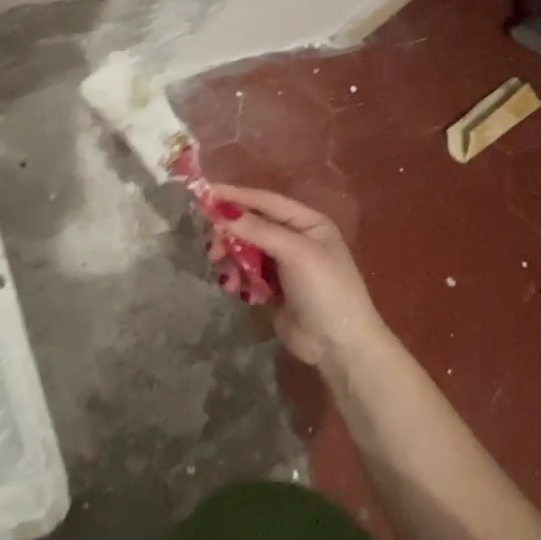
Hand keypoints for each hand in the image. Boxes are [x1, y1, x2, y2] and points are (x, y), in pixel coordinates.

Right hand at [212, 185, 391, 366]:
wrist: (338, 345)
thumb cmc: (325, 290)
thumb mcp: (295, 253)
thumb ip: (257, 230)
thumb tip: (220, 210)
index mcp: (307, 223)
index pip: (265, 201)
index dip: (234, 196)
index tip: (202, 194)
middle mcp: (293, 239)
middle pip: (249, 226)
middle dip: (229, 235)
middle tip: (212, 250)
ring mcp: (281, 265)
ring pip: (242, 250)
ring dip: (230, 260)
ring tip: (225, 276)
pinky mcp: (270, 288)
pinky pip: (243, 273)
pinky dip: (236, 278)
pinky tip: (234, 290)